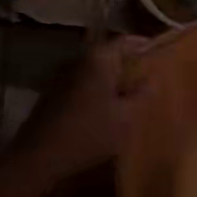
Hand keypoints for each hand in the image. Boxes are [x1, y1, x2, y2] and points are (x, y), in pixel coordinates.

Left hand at [6, 36, 149, 186]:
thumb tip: (150, 80)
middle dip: (127, 63)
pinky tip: (104, 107)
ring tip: (129, 93)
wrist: (40, 154)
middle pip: (107, 54)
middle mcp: (77, 60)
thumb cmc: (89, 134)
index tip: (157, 52)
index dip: (143, 45)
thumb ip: (141, 96)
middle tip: (146, 76)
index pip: (125, 41)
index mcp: (98, 60)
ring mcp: (61, 76)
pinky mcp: (52, 93)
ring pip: (93, 70)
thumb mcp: (125, 119)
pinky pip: (81, 83)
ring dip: (110, 78)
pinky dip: (95, 89)